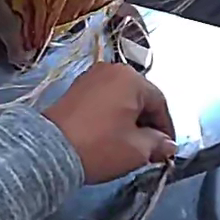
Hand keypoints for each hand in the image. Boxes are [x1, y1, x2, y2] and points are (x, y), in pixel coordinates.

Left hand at [42, 62, 176, 182]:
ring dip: (130, 117)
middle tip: (152, 148)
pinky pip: (104, 97)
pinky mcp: (77, 86)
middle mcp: (112, 69)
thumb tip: (168, 144)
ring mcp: (92, 76)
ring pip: (122, 97)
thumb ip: (158, 144)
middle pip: (140, 96)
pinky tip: (112, 133)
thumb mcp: (137, 150)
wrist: (52, 149)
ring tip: (132, 143)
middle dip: (148, 122)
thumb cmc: (100, 145)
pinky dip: (112, 113)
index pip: (159, 102)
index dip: (166, 128)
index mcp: (130, 78)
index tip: (168, 149)